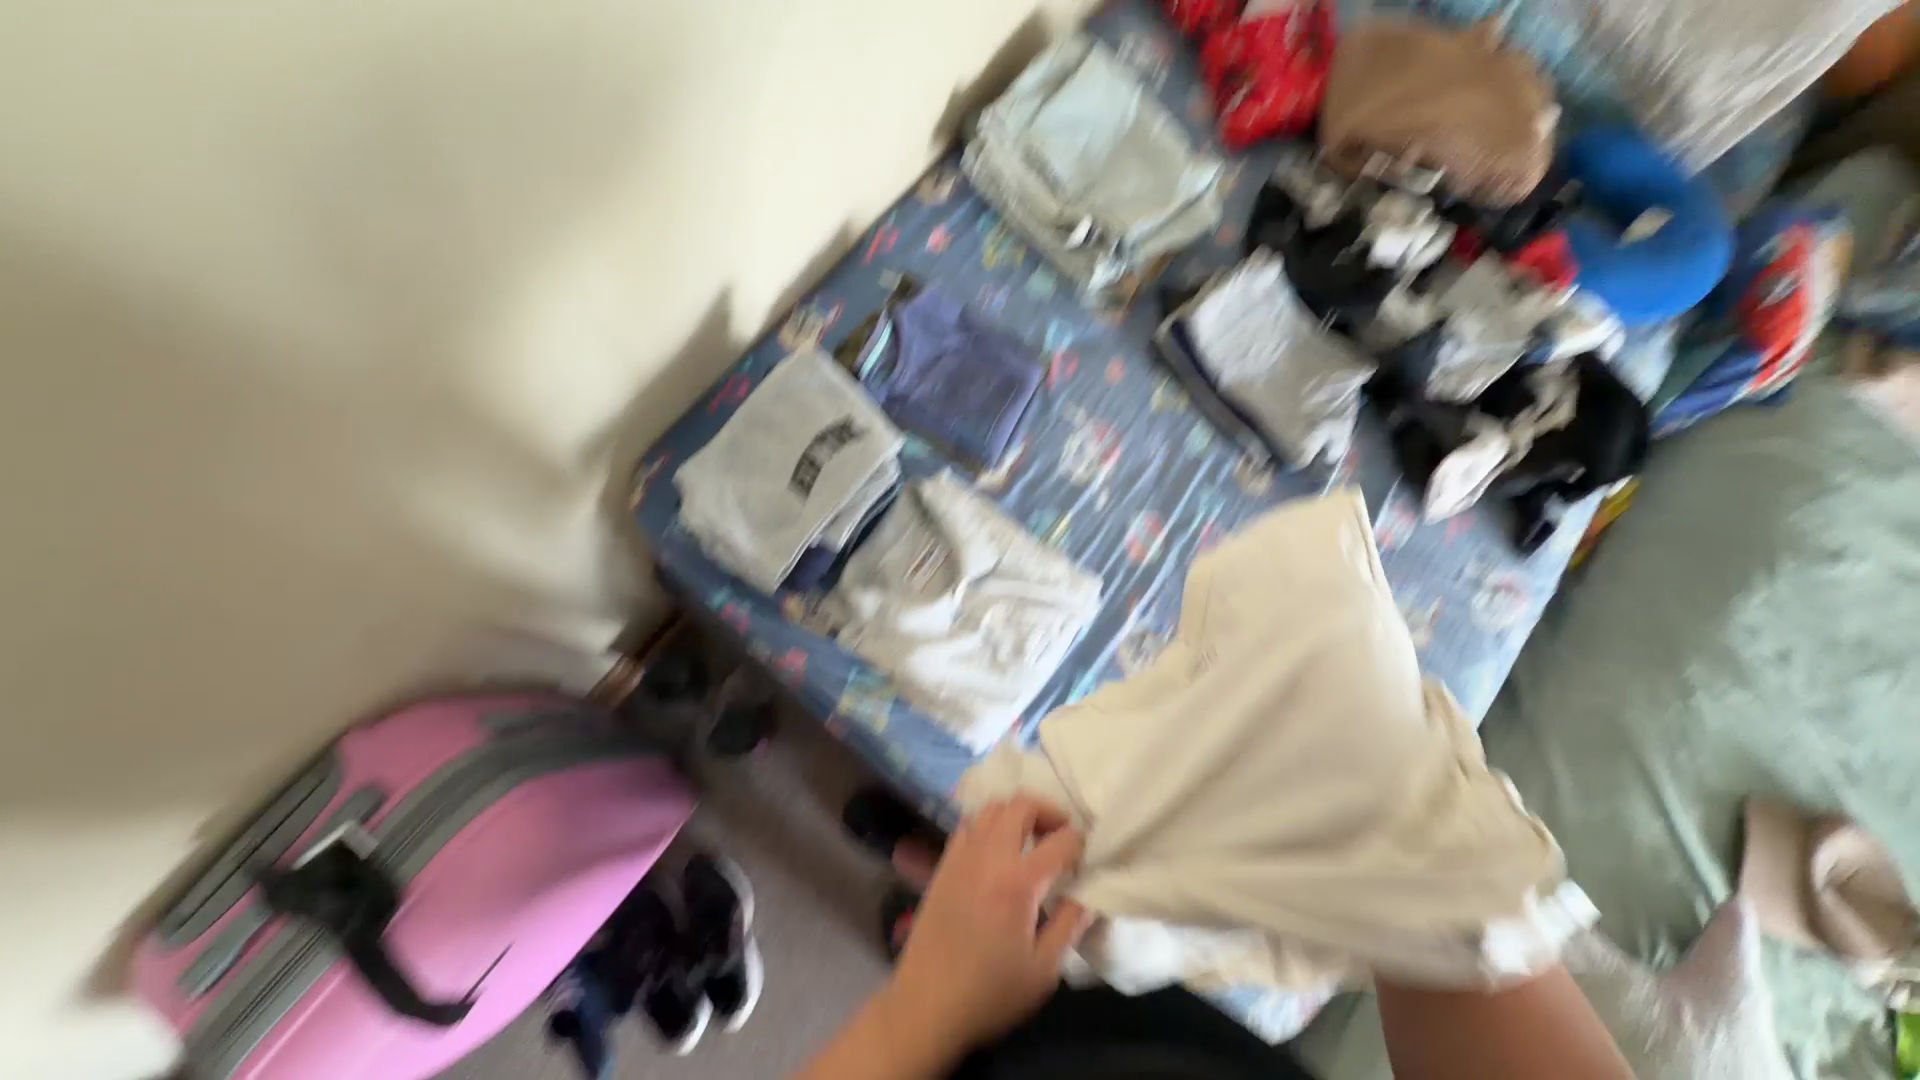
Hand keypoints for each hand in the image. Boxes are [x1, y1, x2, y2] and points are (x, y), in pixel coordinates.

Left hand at [879, 797, 1091, 1056]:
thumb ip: (1070, 925)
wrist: (925, 1005)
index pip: (1060, 840)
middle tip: (1061, 836)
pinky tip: (996, 853)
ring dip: (1016, 814)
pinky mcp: (942, 865)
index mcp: (1018, 881)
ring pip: (991, 808)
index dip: (1080, 842)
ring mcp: (961, 856)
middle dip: (1049, 811)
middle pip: (1021, 805)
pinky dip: (988, 825)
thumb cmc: (989, 993)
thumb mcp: (1043, 969)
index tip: (1088, 857)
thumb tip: (1089, 895)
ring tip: (1030, 840)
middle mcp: (988, 856)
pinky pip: (968, 825)